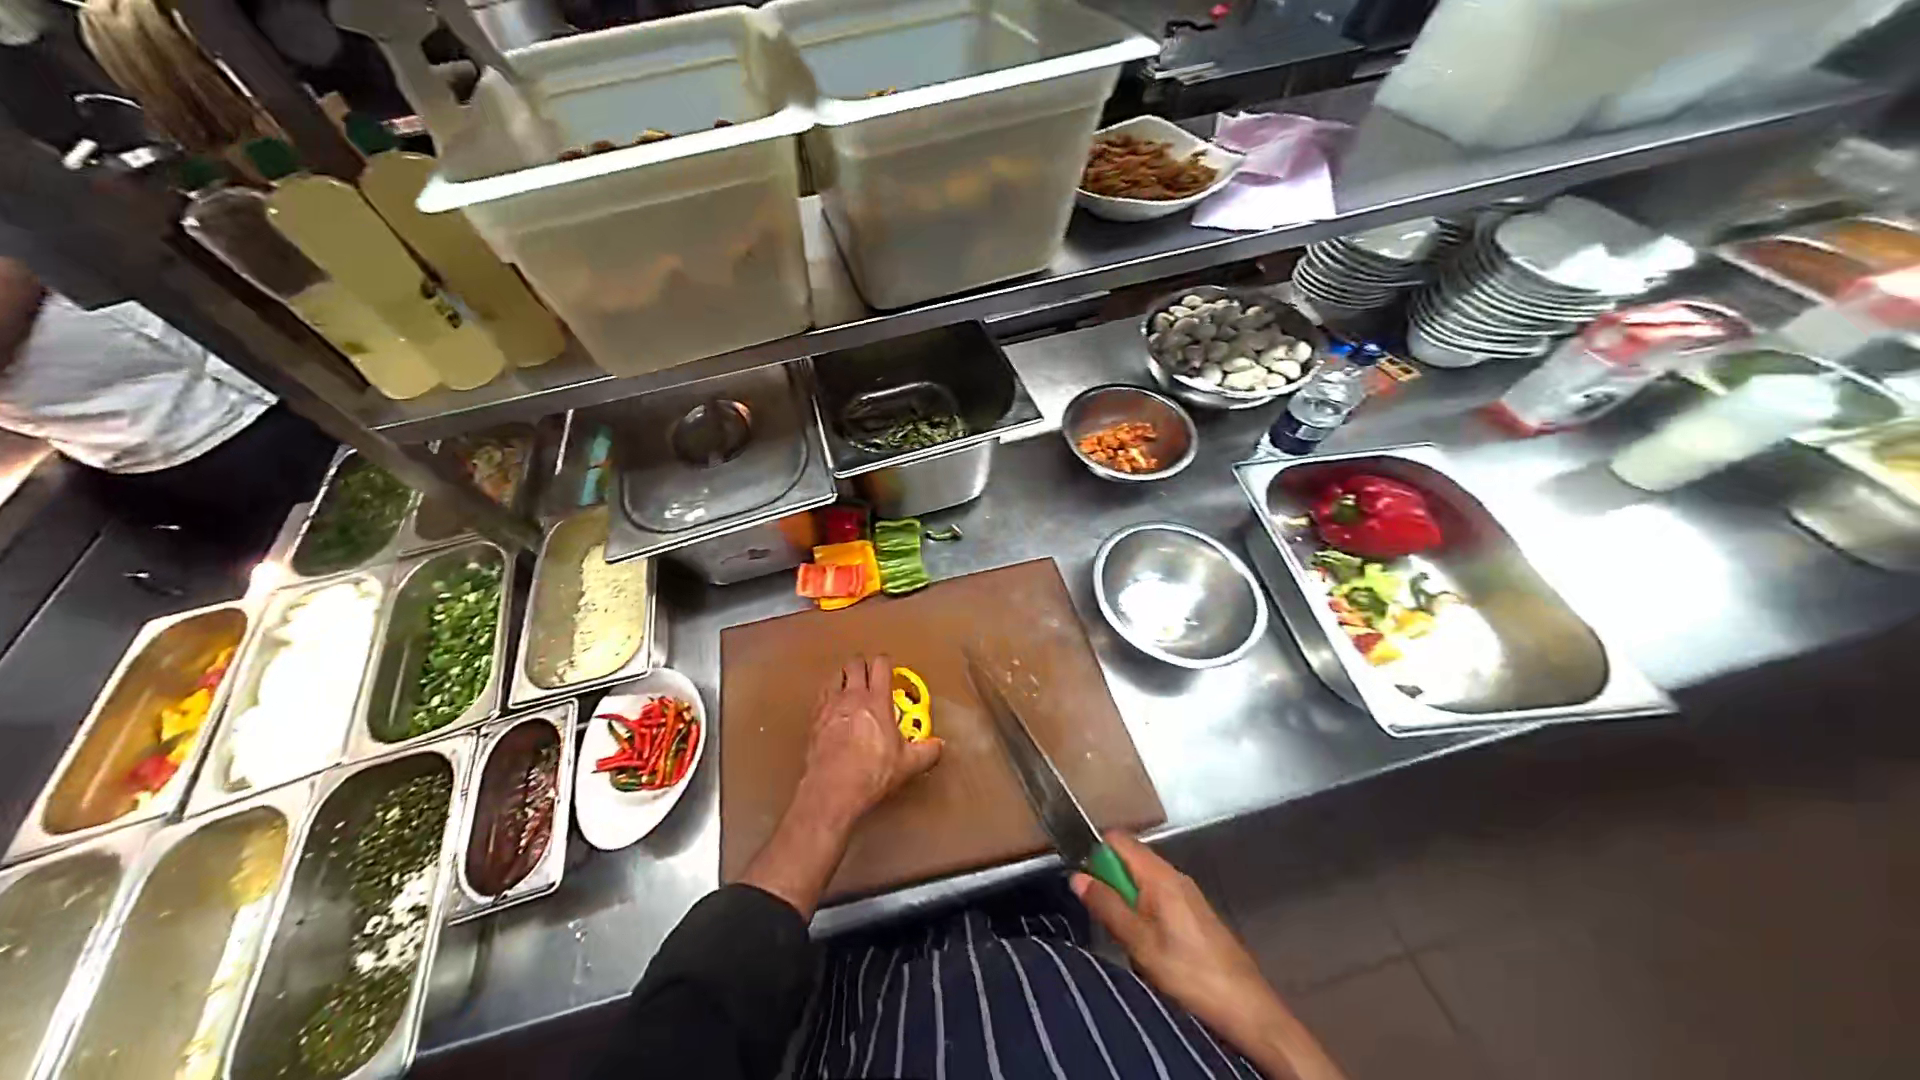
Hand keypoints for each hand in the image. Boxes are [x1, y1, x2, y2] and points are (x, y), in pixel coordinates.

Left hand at [797, 654, 943, 828]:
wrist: (833, 789)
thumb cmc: (871, 773)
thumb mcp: (908, 764)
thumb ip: (927, 751)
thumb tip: (938, 745)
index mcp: (877, 701)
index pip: (880, 665)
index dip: (885, 662)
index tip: (890, 670)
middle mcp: (852, 697)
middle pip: (854, 663)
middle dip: (862, 665)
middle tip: (869, 675)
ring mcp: (830, 706)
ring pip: (835, 675)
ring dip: (843, 677)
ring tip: (849, 687)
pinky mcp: (814, 720)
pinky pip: (820, 696)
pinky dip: (827, 696)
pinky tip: (832, 708)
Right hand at [1073, 832, 1345, 1079]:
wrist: (1248, 1009)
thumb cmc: (1190, 974)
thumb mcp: (1139, 943)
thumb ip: (1107, 906)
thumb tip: (1077, 876)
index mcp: (1160, 875)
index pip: (1118, 839)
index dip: (1095, 850)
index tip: (1080, 876)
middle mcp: (1174, 875)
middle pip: (1130, 858)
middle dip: (1109, 879)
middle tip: (1098, 912)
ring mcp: (1186, 894)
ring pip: (1142, 881)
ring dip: (1125, 899)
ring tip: (1118, 932)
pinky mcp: (1194, 914)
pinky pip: (1157, 897)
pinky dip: (1142, 911)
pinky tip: (1142, 943)